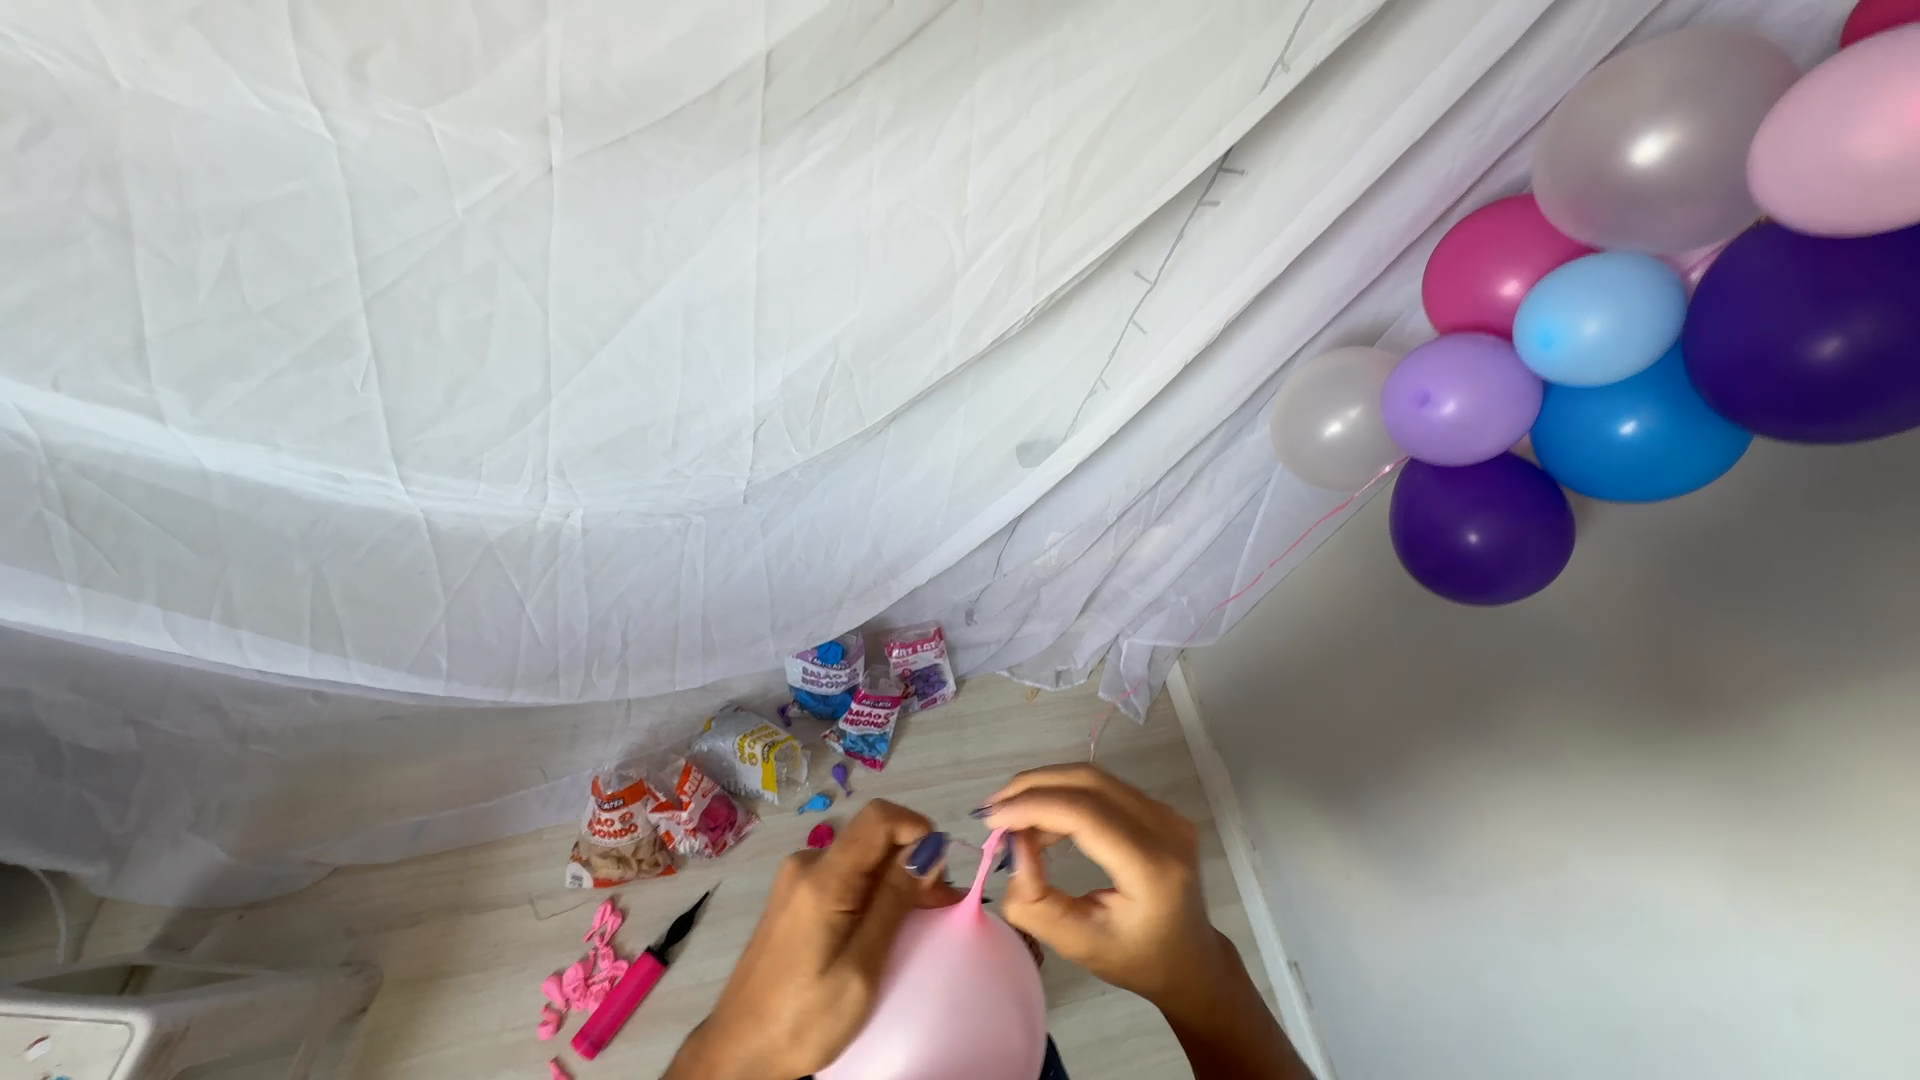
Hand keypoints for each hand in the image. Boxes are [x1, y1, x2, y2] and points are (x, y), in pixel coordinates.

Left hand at [665, 800, 960, 1079]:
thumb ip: (894, 903)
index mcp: (821, 877)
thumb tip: (930, 851)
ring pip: (863, 859)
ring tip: (920, 924)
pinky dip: (874, 893)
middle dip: (914, 863)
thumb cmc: (802, 1020)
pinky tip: (887, 927)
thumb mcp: (861, 968)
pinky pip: (846, 878)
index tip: (939, 872)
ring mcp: (798, 880)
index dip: (918, 830)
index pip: (879, 817)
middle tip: (941, 910)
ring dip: (896, 881)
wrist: (739, 1054)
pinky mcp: (796, 898)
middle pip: (873, 838)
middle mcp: (806, 864)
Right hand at [983, 765, 1311, 1078]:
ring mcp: (1167, 814)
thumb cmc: (1136, 960)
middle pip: (1089, 782)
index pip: (1086, 814)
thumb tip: (1014, 847)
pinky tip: (1042, 818)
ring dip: (1046, 787)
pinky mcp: (1159, 810)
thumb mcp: (1078, 944)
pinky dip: (1065, 794)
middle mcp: (1166, 829)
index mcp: (1152, 868)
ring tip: (1011, 814)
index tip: (992, 821)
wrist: (1191, 961)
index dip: (1034, 807)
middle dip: (1034, 787)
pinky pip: (1103, 787)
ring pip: (1094, 777)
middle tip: (994, 809)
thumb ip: (1036, 901)